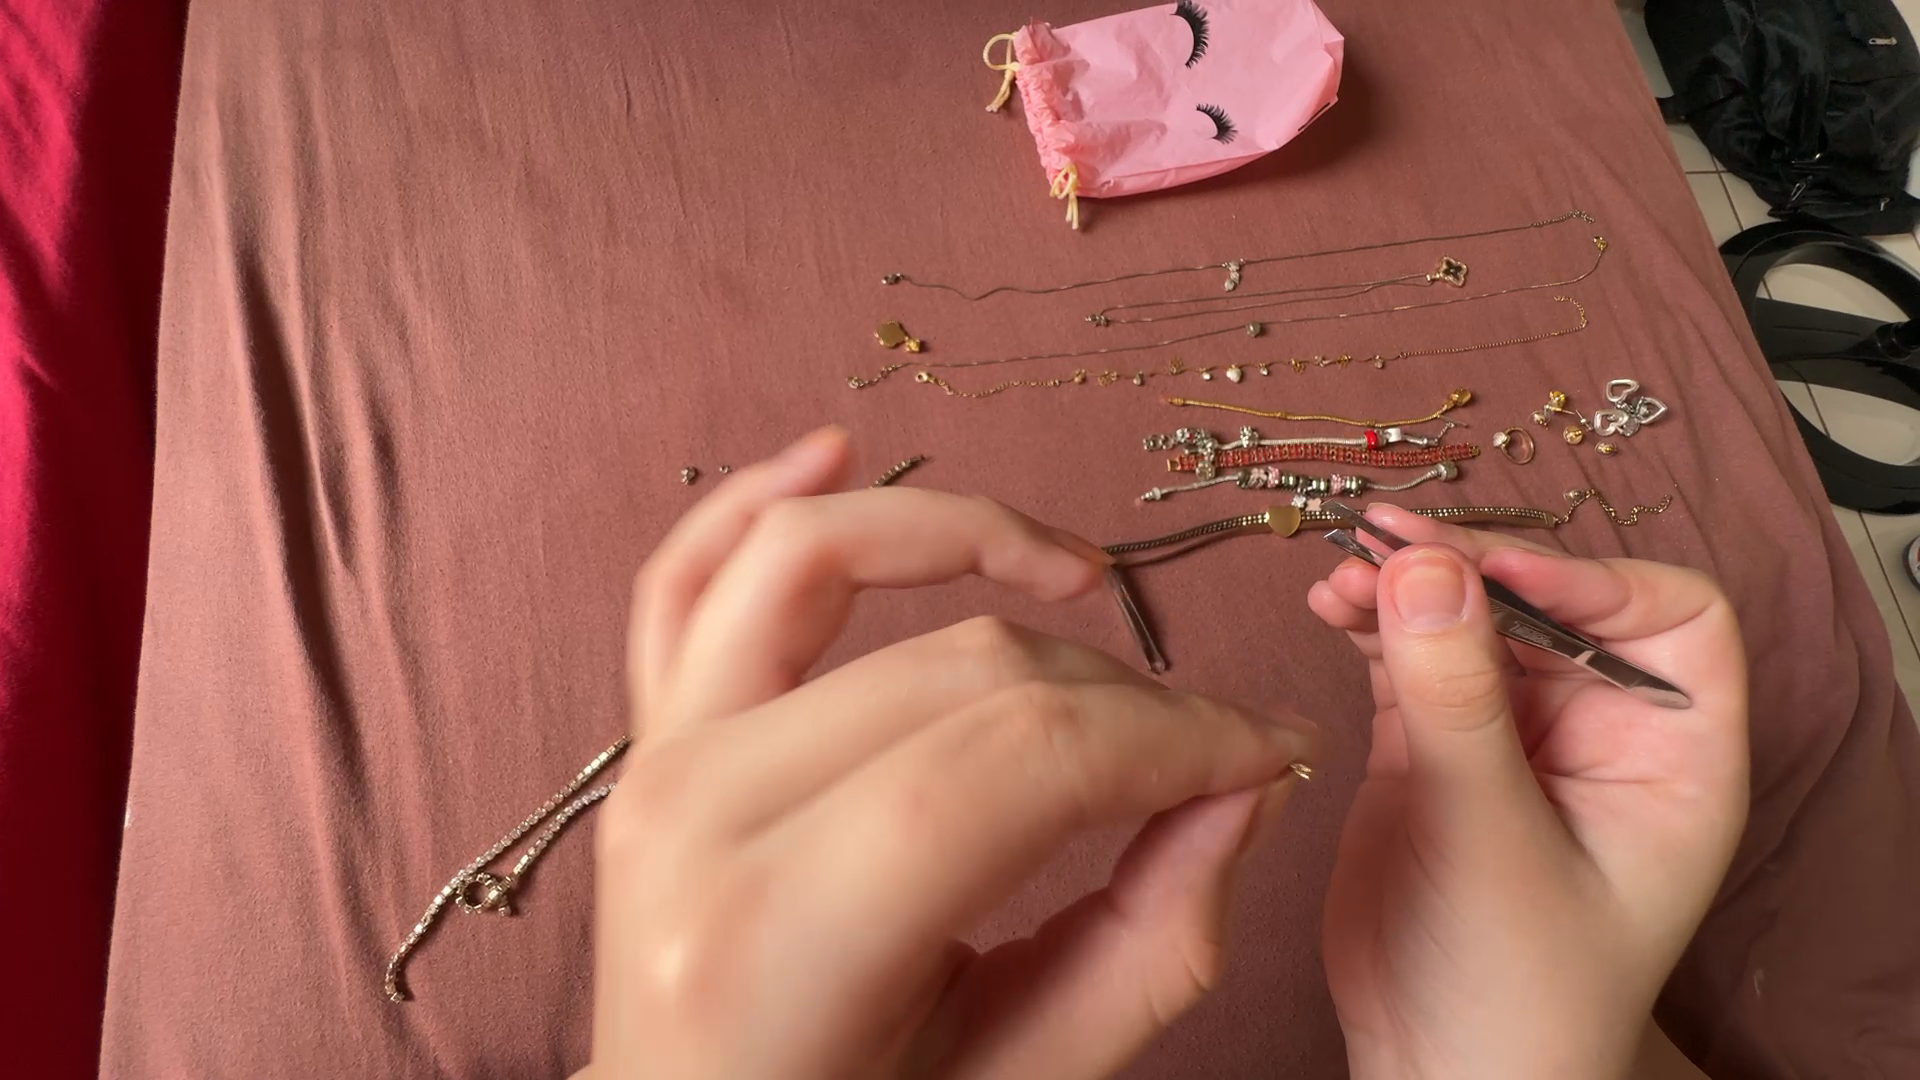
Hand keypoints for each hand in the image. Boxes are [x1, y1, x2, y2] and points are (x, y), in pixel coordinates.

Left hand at [589, 428, 1318, 1079]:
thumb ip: (1147, 936)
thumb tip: (1239, 781)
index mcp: (771, 941)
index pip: (1019, 759)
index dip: (1169, 736)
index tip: (1258, 748)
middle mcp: (695, 816)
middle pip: (959, 667)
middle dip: (1113, 689)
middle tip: (1191, 732)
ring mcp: (658, 755)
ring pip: (813, 556)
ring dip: (955, 526)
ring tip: (1065, 562)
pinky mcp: (659, 730)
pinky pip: (684, 578)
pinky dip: (759, 497)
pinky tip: (837, 452)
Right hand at [1306, 506, 1747, 1079]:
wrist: (1429, 1051)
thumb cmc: (1507, 977)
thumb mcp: (1486, 831)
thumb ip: (1454, 696)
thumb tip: (1422, 566)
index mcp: (1663, 754)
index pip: (1659, 618)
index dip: (1577, 579)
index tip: (1476, 573)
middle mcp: (1584, 729)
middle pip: (1534, 604)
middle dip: (1457, 568)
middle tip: (1377, 545)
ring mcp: (1496, 731)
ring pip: (1456, 621)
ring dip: (1400, 587)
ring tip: (1339, 578)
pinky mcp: (1424, 740)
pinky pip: (1400, 654)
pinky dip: (1366, 622)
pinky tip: (1331, 608)